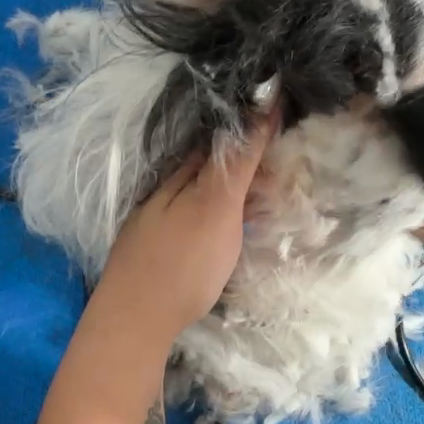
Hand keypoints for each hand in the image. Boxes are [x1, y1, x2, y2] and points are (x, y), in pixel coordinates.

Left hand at [92, 107, 280, 345]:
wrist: (134, 322)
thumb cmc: (182, 264)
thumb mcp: (216, 206)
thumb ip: (237, 161)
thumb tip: (260, 101)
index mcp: (182, 172)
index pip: (223, 134)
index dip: (254, 123)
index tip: (287, 115)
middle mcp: (168, 187)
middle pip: (213, 161)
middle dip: (248, 155)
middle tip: (288, 157)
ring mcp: (160, 216)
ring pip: (205, 189)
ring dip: (237, 186)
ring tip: (271, 190)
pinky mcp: (160, 243)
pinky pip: (198, 212)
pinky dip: (223, 210)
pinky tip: (235, 222)